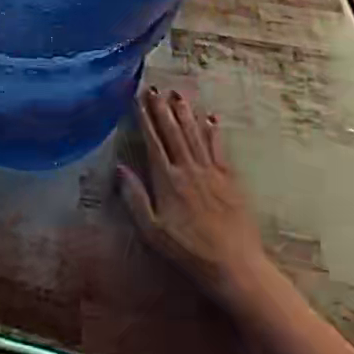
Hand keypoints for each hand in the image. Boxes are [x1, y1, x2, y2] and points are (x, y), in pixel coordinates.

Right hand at [119, 87, 267, 299]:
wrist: (234, 265)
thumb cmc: (188, 251)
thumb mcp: (152, 232)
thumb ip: (135, 198)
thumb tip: (119, 168)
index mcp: (167, 180)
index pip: (153, 141)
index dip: (145, 118)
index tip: (138, 99)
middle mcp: (188, 168)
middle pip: (173, 132)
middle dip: (162, 108)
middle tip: (154, 88)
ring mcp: (211, 171)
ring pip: (195, 134)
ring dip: (185, 112)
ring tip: (177, 94)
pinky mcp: (229, 179)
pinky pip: (218, 147)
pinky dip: (213, 131)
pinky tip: (210, 118)